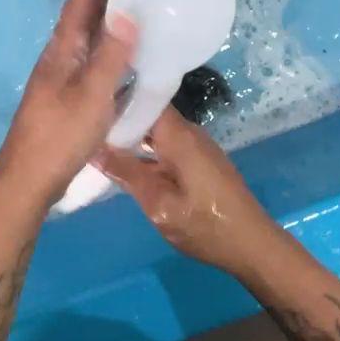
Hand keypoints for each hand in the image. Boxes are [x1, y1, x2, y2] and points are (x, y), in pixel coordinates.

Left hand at [0, 0, 140, 201]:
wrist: (29, 178)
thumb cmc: (60, 135)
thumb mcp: (92, 95)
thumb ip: (111, 56)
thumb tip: (129, 13)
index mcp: (62, 48)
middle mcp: (60, 55)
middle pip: (85, 13)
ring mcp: (63, 76)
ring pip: (90, 37)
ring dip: (114, 19)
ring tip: (146, 12)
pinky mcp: (69, 96)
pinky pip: (95, 59)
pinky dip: (115, 49)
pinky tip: (133, 60)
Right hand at [95, 108, 283, 272]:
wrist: (253, 245)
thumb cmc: (205, 226)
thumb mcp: (159, 205)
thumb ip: (127, 174)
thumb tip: (93, 148)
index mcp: (179, 136)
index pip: (146, 97)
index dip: (118, 95)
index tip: (89, 99)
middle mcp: (189, 133)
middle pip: (150, 113)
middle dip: (120, 117)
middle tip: (86, 124)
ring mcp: (196, 146)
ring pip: (158, 131)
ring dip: (133, 136)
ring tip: (99, 141)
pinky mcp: (200, 160)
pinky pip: (167, 144)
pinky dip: (147, 149)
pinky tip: (127, 161)